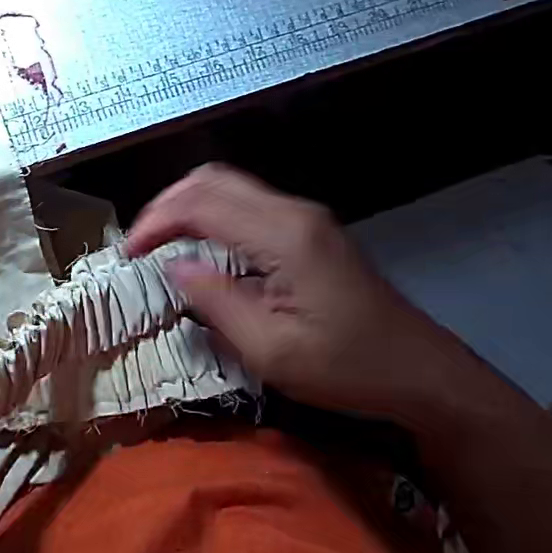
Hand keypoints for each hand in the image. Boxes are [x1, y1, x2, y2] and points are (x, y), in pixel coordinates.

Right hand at [127, 164, 497, 427]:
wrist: (422, 372)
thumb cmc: (348, 369)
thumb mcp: (271, 351)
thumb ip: (216, 301)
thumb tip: (173, 267)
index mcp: (284, 237)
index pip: (201, 205)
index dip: (156, 222)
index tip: (129, 254)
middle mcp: (292, 212)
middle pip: (211, 179)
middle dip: (165, 205)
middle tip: (140, 243)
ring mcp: (303, 216)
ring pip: (227, 185)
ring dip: (186, 207)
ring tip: (160, 244)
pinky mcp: (307, 228)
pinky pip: (244, 202)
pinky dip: (209, 214)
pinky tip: (198, 246)